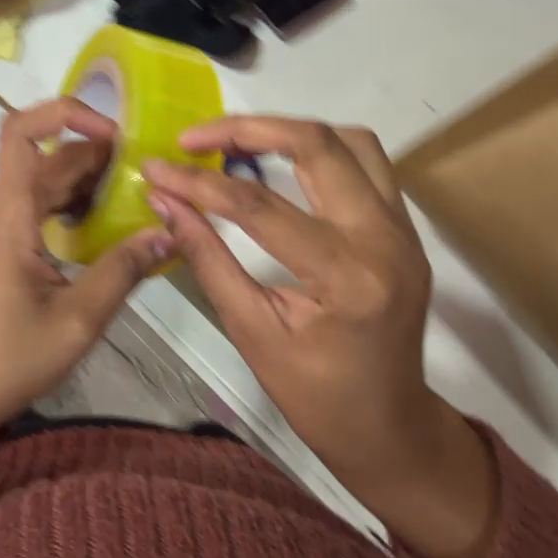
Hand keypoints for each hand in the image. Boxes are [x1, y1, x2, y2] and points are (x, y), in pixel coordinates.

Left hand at [0, 99, 172, 438]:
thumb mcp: (77, 320)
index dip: (65, 113)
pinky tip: (100, 221)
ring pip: (40, 176)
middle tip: (144, 175)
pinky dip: (67, 199)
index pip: (21, 132)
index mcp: (9, 216)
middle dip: (94, 155)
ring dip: (83, 177)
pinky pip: (33, 200)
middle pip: (44, 155)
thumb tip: (168, 232)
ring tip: (132, 196)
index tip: (113, 134)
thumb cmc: (12, 358)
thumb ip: (123, 271)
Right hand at [143, 117, 496, 557]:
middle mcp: (385, 239)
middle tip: (193, 138)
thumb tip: (163, 199)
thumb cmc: (315, 393)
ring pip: (350, 141)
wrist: (390, 428)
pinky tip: (276, 163)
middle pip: (318, 146)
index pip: (259, 206)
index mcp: (347, 277)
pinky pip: (364, 162)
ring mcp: (403, 229)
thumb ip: (206, 256)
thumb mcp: (249, 329)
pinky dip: (316, 149)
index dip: (197, 182)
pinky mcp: (403, 227)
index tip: (153, 167)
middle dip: (246, 129)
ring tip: (234, 143)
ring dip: (288, 131)